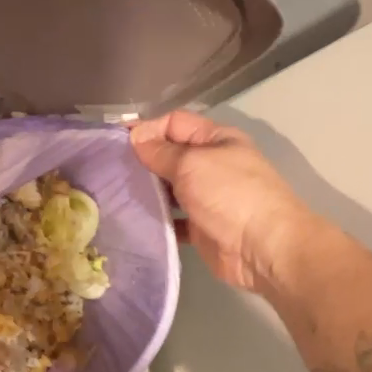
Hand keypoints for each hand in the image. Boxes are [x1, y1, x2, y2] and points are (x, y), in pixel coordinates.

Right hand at [129, 110, 324, 293]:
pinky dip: (154, 219)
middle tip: (108, 171)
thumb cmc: (230, 195)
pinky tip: (131, 221)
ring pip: (167, 188)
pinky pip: (171, 219)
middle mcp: (211, 165)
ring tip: (112, 195)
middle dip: (141, 160)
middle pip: (169, 155)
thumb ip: (161, 151)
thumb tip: (136, 138)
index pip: (174, 122)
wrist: (263, 248)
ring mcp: (206, 197)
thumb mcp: (192, 163)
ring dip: (145, 191)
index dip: (146, 129)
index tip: (114, 143)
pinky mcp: (199, 227)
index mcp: (216, 140)